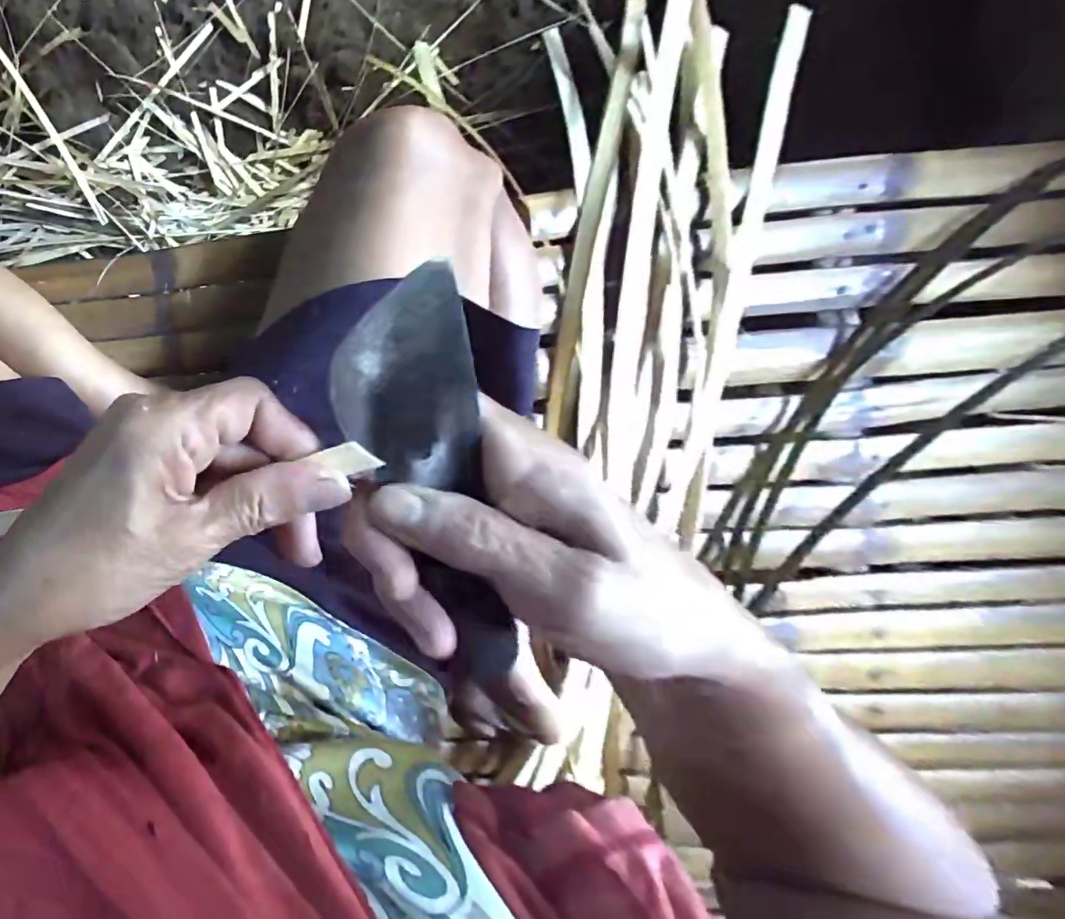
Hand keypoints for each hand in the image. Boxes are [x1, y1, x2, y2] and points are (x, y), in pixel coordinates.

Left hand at [0, 378, 353, 652]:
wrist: (15, 599)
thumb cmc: (102, 569)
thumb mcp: (194, 536)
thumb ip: (266, 500)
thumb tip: (336, 483)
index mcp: (166, 420)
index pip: (252, 402)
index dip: (296, 441)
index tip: (323, 494)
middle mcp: (153, 412)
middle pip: (239, 431)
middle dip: (280, 483)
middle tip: (305, 548)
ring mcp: (139, 434)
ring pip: (219, 452)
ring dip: (254, 494)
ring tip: (284, 550)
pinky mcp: (131, 458)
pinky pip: (192, 465)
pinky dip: (220, 495)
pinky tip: (240, 532)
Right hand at [349, 397, 782, 682]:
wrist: (688, 653)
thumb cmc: (645, 611)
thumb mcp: (566, 583)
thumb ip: (474, 536)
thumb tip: (382, 498)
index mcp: (516, 452)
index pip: (425, 410)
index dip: (381, 447)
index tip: (376, 523)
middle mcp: (490, 463)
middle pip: (399, 474)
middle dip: (388, 542)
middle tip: (410, 605)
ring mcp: (483, 500)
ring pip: (404, 518)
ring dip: (405, 577)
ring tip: (439, 642)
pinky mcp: (481, 534)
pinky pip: (425, 548)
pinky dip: (423, 589)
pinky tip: (443, 633)